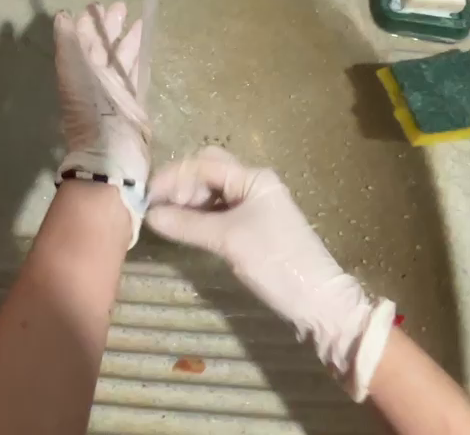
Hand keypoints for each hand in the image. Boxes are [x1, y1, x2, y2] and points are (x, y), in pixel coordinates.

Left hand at [52, 2, 150, 244]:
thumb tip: (63, 16)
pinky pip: (136, 73)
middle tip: (121, 5)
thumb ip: (67, 43)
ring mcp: (115, 91)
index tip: (96, 5)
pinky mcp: (133, 102)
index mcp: (77, 71)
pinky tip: (146, 45)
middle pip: (102, 47)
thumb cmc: (90, 110)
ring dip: (126, 38)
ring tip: (138, 18)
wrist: (112, 154)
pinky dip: (140, 57)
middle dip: (109, 26)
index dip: (87, 23)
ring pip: (120, 58)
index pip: (81, 40)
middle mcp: (95, 79)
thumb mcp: (73, 71)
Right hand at [147, 148, 397, 400]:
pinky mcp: (254, 225)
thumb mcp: (228, 242)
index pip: (203, 164)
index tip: (148, 196)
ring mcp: (255, 205)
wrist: (321, 304)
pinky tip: (186, 227)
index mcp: (253, 178)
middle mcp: (254, 184)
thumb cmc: (277, 264)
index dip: (173, 177)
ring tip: (168, 218)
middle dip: (180, 184)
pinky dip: (200, 214)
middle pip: (208, 171)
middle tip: (159, 206)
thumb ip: (187, 225)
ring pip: (213, 191)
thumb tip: (150, 215)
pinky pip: (220, 209)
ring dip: (189, 200)